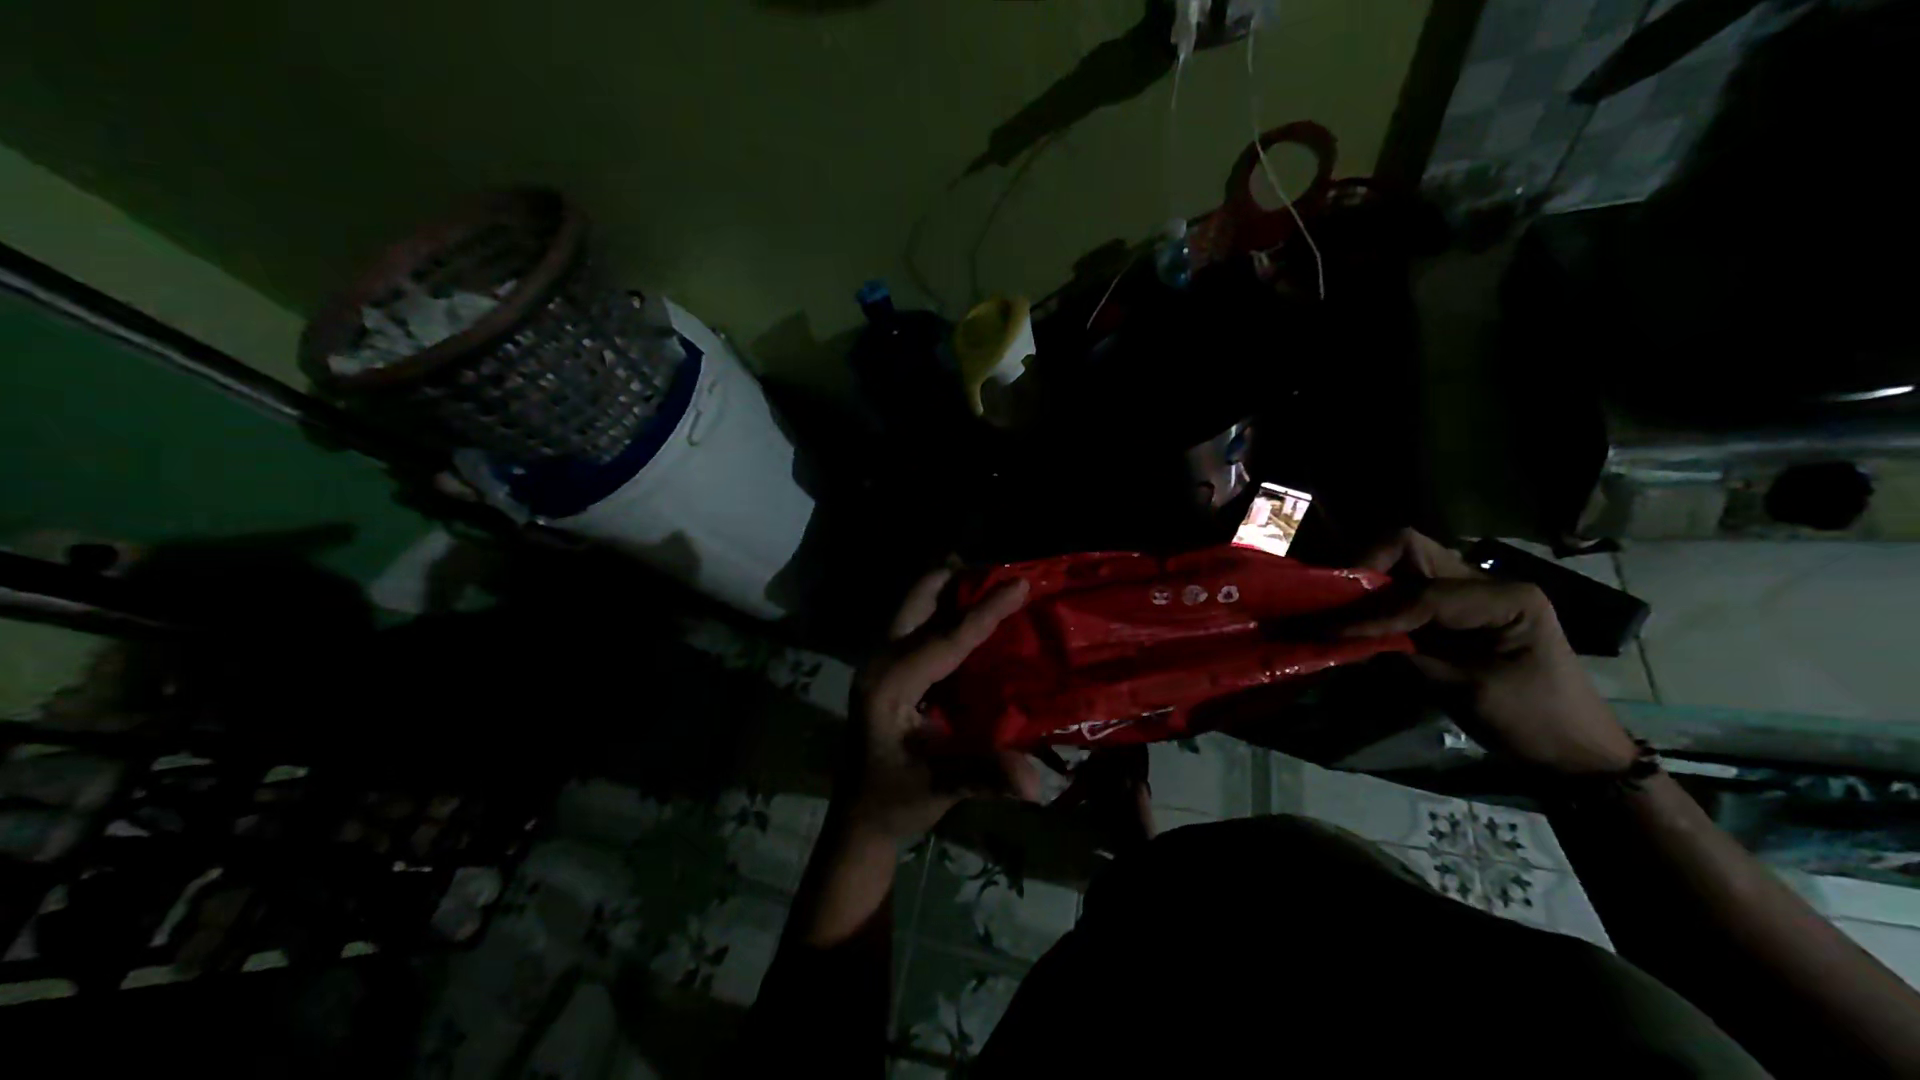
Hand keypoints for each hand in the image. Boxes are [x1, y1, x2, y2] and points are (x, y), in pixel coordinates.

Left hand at [841, 568, 1038, 843]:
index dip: (985, 611)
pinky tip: (976, 616)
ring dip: (952, 591)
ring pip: (916, 606)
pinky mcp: (889, 670)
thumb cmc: (894, 801)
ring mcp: (881, 663)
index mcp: (889, 684)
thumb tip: (1033, 782)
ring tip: (995, 582)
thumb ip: (982, 777)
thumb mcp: (938, 790)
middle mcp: (880, 662)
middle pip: (917, 599)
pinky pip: (919, 624)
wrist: (860, 820)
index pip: (945, 638)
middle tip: (1003, 569)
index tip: (1020, 583)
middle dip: (958, 579)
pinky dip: (947, 611)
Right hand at [1343, 530, 1638, 774]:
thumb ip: (1408, 657)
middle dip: (1363, 565)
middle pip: (1409, 548)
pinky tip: (1350, 615)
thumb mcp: (1469, 690)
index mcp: (1506, 597)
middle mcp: (1485, 582)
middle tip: (1327, 595)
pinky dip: (1373, 598)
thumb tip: (1345, 640)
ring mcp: (1467, 594)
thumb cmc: (1533, 721)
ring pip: (1403, 561)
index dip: (1373, 613)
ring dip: (1364, 577)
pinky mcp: (1451, 612)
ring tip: (1331, 603)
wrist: (1574, 752)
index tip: (1328, 630)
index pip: (1423, 594)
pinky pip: (1403, 590)